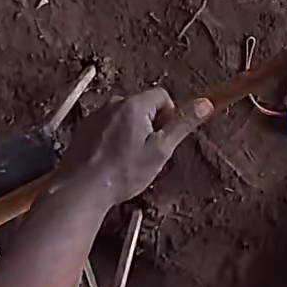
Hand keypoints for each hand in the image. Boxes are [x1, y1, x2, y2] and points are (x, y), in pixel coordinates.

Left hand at [54, 87, 211, 209]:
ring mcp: (95, 116)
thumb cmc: (125, 171)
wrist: (81, 190)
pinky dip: (113, 138)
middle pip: (143, 105)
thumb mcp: (161, 149)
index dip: (169, 116)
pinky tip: (111, 160)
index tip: (163, 139)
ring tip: (128, 159)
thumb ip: (183, 123)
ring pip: (124, 116)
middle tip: (147, 152)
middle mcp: (113, 103)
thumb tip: (206, 103)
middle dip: (150, 124)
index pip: (163, 96)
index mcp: (134, 104)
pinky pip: (107, 126)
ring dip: (131, 131)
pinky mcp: (83, 129)